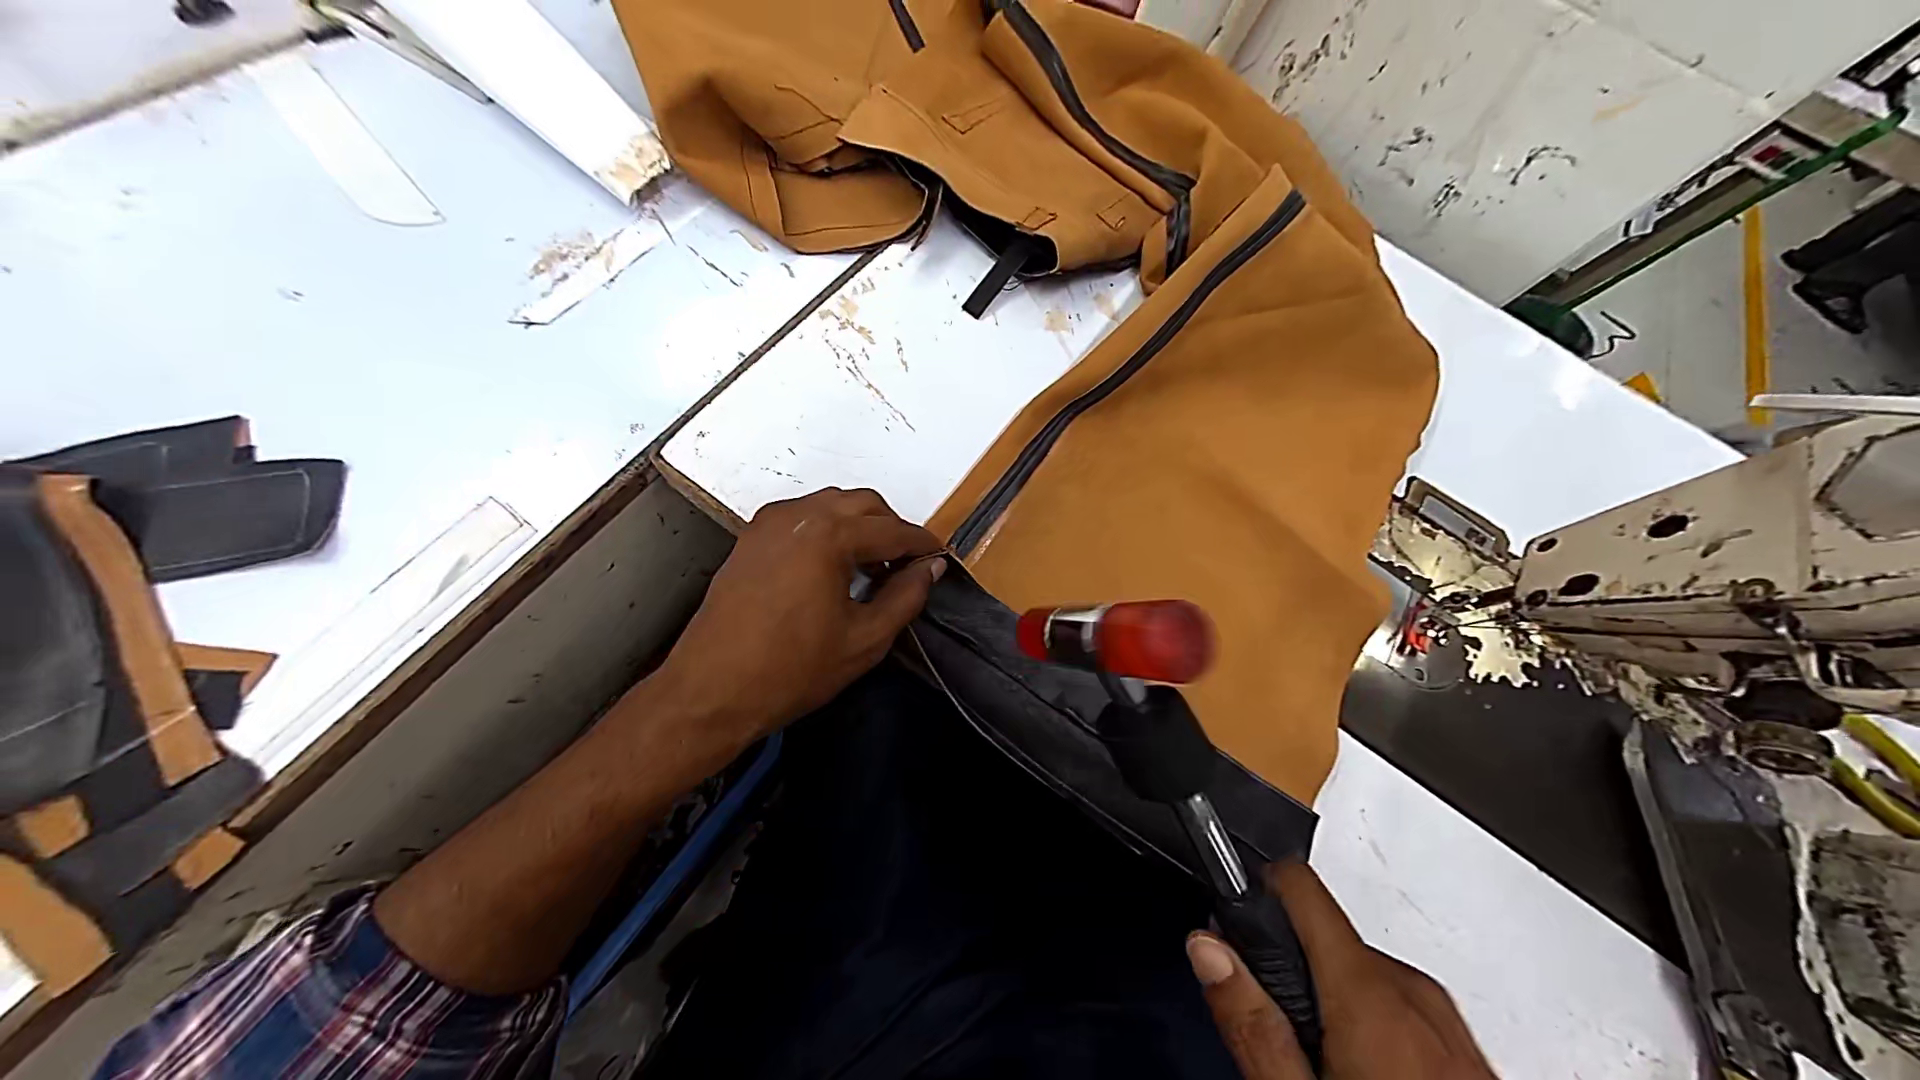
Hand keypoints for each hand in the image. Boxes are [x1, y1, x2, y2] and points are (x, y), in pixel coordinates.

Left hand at [652, 487, 943, 758]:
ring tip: (872, 568)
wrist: (711, 690)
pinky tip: (833, 567)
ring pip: (831, 505)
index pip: (892, 529)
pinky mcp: (750, 539)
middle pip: (863, 504)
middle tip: (907, 566)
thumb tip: (929, 568)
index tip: (938, 559)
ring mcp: (768, 524)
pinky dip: (828, 530)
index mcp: (828, 535)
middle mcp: (797, 515)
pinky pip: (803, 517)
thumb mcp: (864, 639)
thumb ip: (905, 596)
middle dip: (892, 529)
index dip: (921, 545)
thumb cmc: (789, 670)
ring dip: (859, 526)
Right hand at [1189, 863, 1496, 1078]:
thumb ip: (1251, 1020)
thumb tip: (1207, 948)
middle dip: (1288, 971)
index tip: (1234, 937)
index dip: (1252, 898)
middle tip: (1279, 1038)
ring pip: (1357, 975)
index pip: (1295, 884)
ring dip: (1328, 1004)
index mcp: (1367, 993)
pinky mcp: (1465, 1047)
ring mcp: (1447, 1022)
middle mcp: (1413, 992)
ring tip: (1325, 1071)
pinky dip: (1368, 1027)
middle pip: (1321, 935)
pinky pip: (1396, 1006)